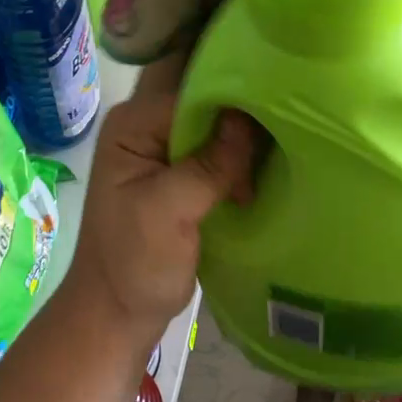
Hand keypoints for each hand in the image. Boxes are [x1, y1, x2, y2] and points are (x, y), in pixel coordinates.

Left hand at [64, 52, 259, 347]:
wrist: (116, 314)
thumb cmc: (134, 263)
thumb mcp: (169, 213)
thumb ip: (207, 165)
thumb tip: (249, 120)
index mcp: (132, 122)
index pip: (189, 87)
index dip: (231, 91)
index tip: (276, 98)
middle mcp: (146, 122)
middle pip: (200, 94)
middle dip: (240, 101)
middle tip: (286, 108)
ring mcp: (163, 146)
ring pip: (213, 119)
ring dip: (244, 132)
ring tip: (282, 141)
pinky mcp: (181, 169)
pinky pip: (216, 146)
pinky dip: (239, 154)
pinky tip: (265, 167)